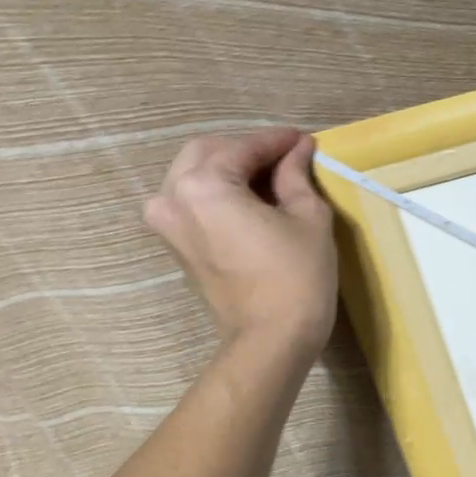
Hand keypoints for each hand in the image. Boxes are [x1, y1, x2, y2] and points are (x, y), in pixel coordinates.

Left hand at [143, 128, 337, 358]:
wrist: (271, 336)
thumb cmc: (297, 274)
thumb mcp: (308, 217)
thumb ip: (296, 176)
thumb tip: (298, 150)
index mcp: (204, 184)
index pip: (243, 147)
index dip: (278, 141)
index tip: (305, 140)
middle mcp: (172, 197)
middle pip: (207, 152)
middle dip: (248, 149)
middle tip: (288, 157)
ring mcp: (166, 223)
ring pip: (193, 174)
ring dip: (230, 168)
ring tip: (271, 178)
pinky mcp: (174, 244)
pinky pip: (191, 200)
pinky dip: (219, 191)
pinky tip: (253, 200)